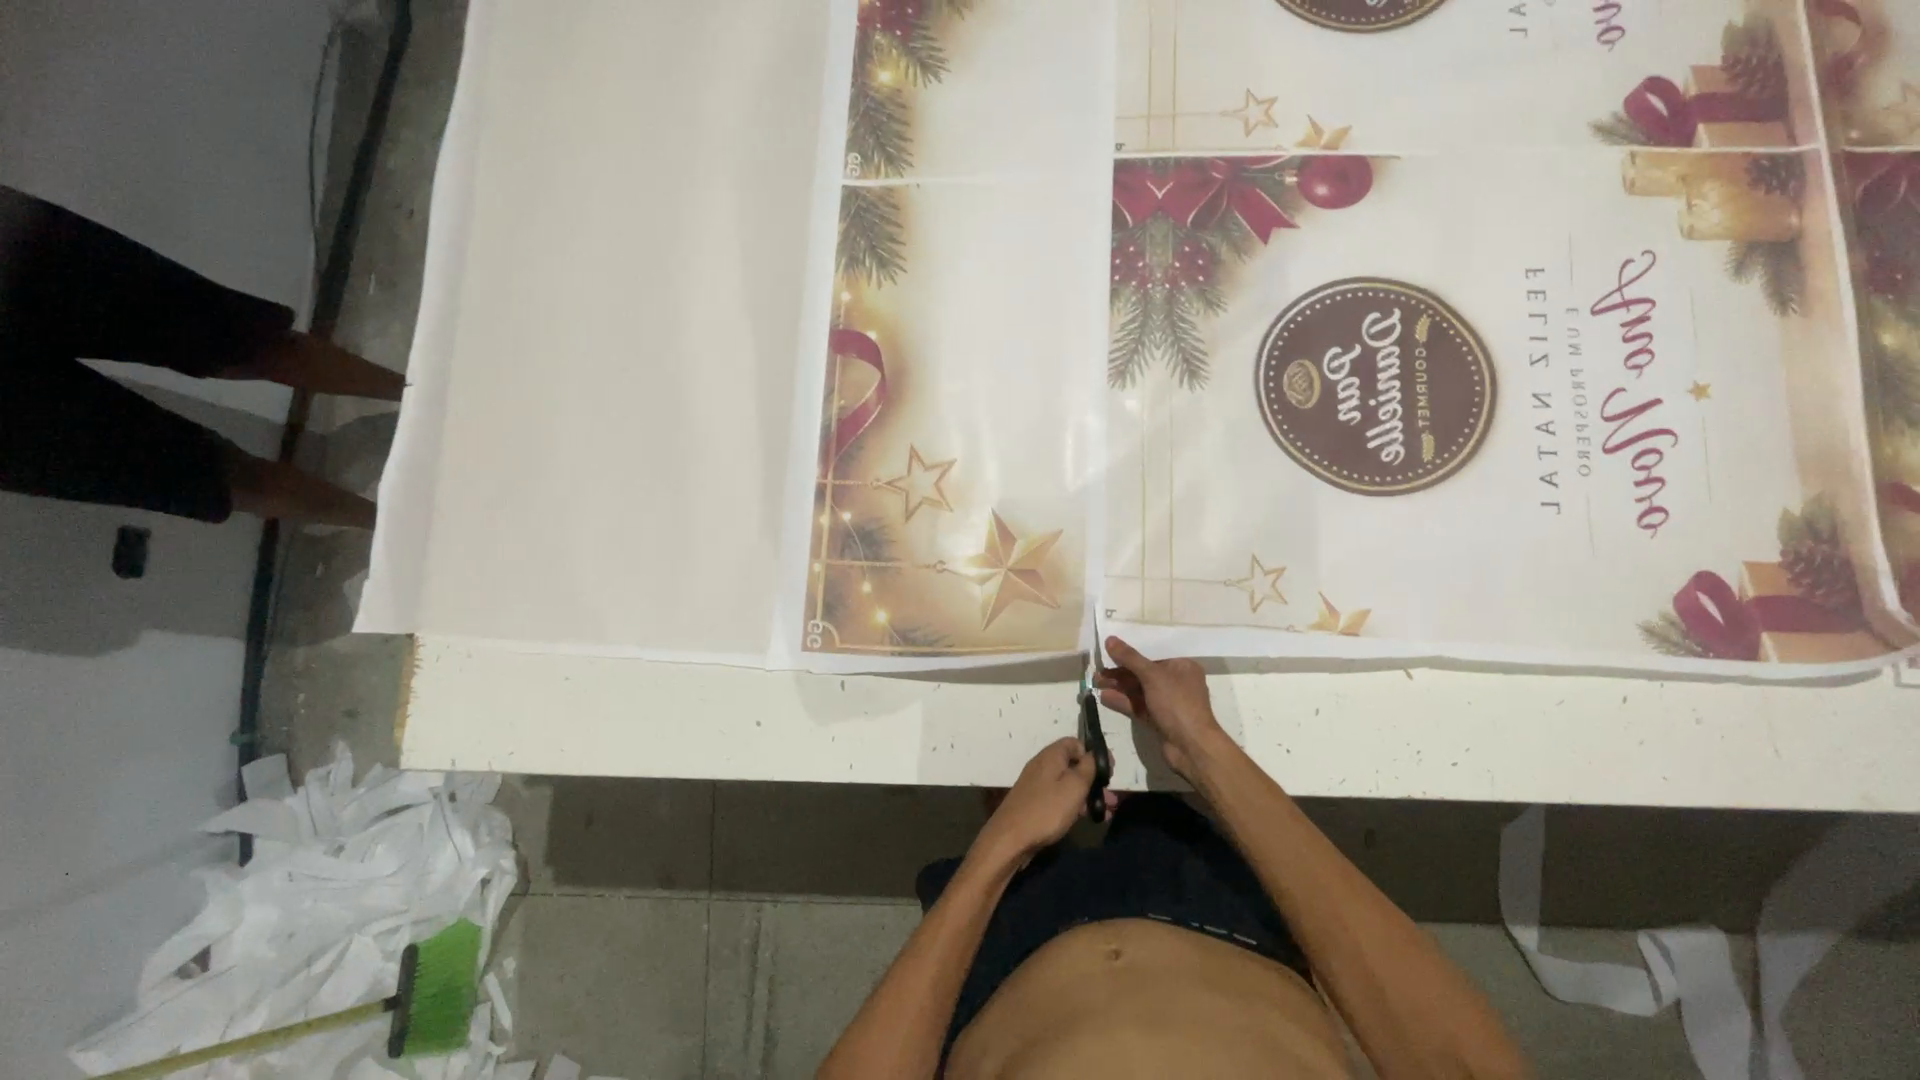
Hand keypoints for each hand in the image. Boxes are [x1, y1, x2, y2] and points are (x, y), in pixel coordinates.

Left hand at [973, 737, 1102, 867]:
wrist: (1010, 839)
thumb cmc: (1047, 810)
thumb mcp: (1074, 786)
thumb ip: (1088, 767)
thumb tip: (1094, 753)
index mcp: (1051, 755)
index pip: (1075, 743)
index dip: (1093, 754)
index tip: (1109, 771)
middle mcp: (1043, 766)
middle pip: (1073, 764)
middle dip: (1094, 779)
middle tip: (1112, 796)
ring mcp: (1037, 785)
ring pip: (1068, 784)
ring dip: (1088, 795)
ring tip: (1107, 811)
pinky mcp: (1035, 803)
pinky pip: (1060, 798)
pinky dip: (1075, 805)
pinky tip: (1089, 818)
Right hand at [1094, 636, 1227, 780]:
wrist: (1191, 746)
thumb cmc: (1177, 703)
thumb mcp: (1153, 676)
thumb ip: (1130, 658)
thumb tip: (1109, 639)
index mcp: (1183, 666)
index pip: (1154, 654)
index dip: (1132, 651)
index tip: (1110, 649)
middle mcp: (1177, 682)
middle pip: (1144, 672)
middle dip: (1120, 671)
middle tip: (1098, 670)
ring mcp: (1168, 702)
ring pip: (1139, 690)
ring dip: (1118, 686)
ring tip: (1095, 682)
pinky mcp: (1159, 719)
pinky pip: (1138, 705)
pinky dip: (1123, 701)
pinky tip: (1104, 697)